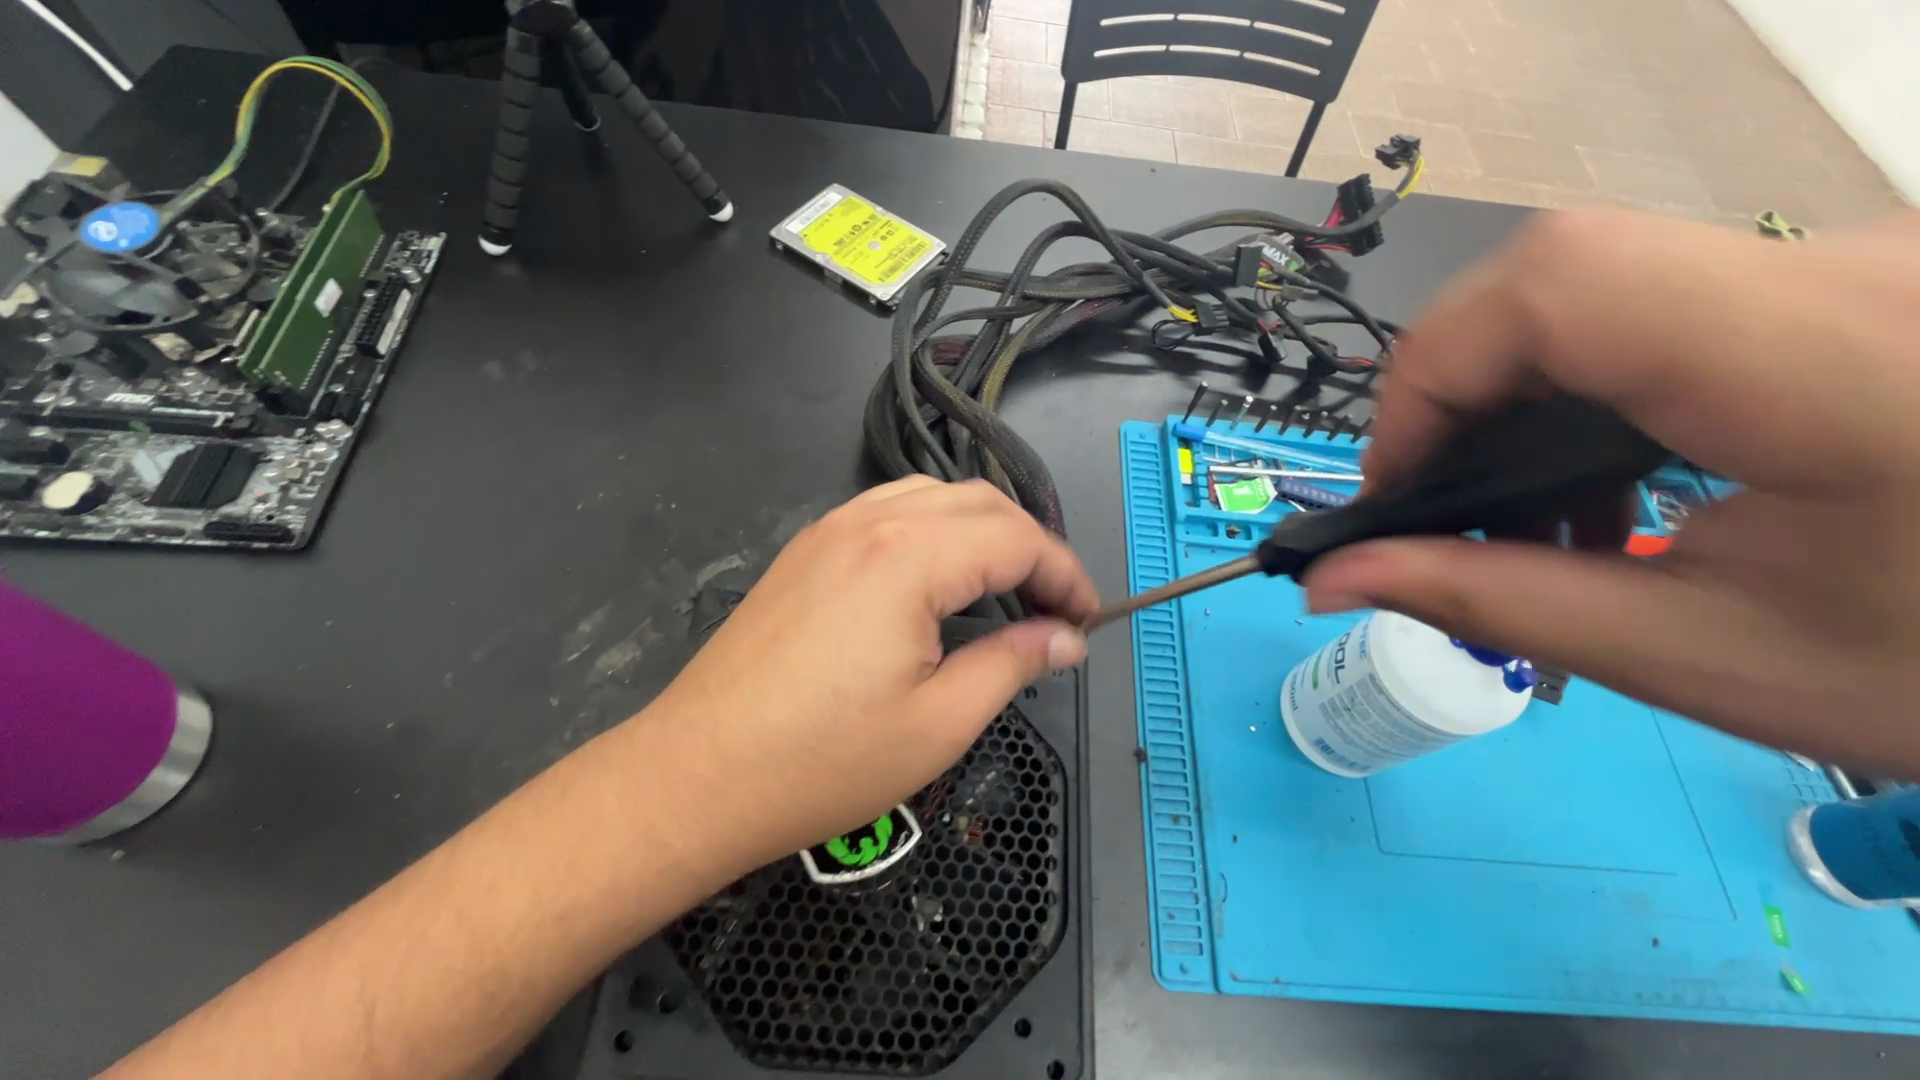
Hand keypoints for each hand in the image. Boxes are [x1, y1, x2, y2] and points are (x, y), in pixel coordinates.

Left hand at [638, 477, 1097, 872]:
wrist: (699, 775)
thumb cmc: (824, 761)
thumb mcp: (940, 723)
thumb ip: (1013, 665)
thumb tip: (1066, 638)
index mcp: (909, 557)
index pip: (1017, 538)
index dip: (1066, 574)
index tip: (1089, 620)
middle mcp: (870, 522)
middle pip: (980, 503)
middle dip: (1032, 547)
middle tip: (1054, 609)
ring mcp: (830, 529)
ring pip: (934, 498)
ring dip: (983, 532)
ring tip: (1006, 591)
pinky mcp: (806, 550)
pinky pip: (889, 513)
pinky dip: (935, 532)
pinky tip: (939, 580)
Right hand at [1304, 209, 1919, 776]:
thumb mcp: (1697, 653)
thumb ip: (1493, 602)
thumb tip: (1329, 581)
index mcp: (1825, 361)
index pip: (1555, 282)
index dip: (1433, 369)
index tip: (1402, 478)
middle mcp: (1846, 271)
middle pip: (1560, 273)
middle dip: (1459, 390)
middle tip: (1447, 500)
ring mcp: (1854, 264)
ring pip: (1598, 287)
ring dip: (1519, 396)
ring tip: (1539, 512)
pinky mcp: (1849, 282)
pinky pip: (1657, 305)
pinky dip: (1583, 388)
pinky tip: (1612, 479)